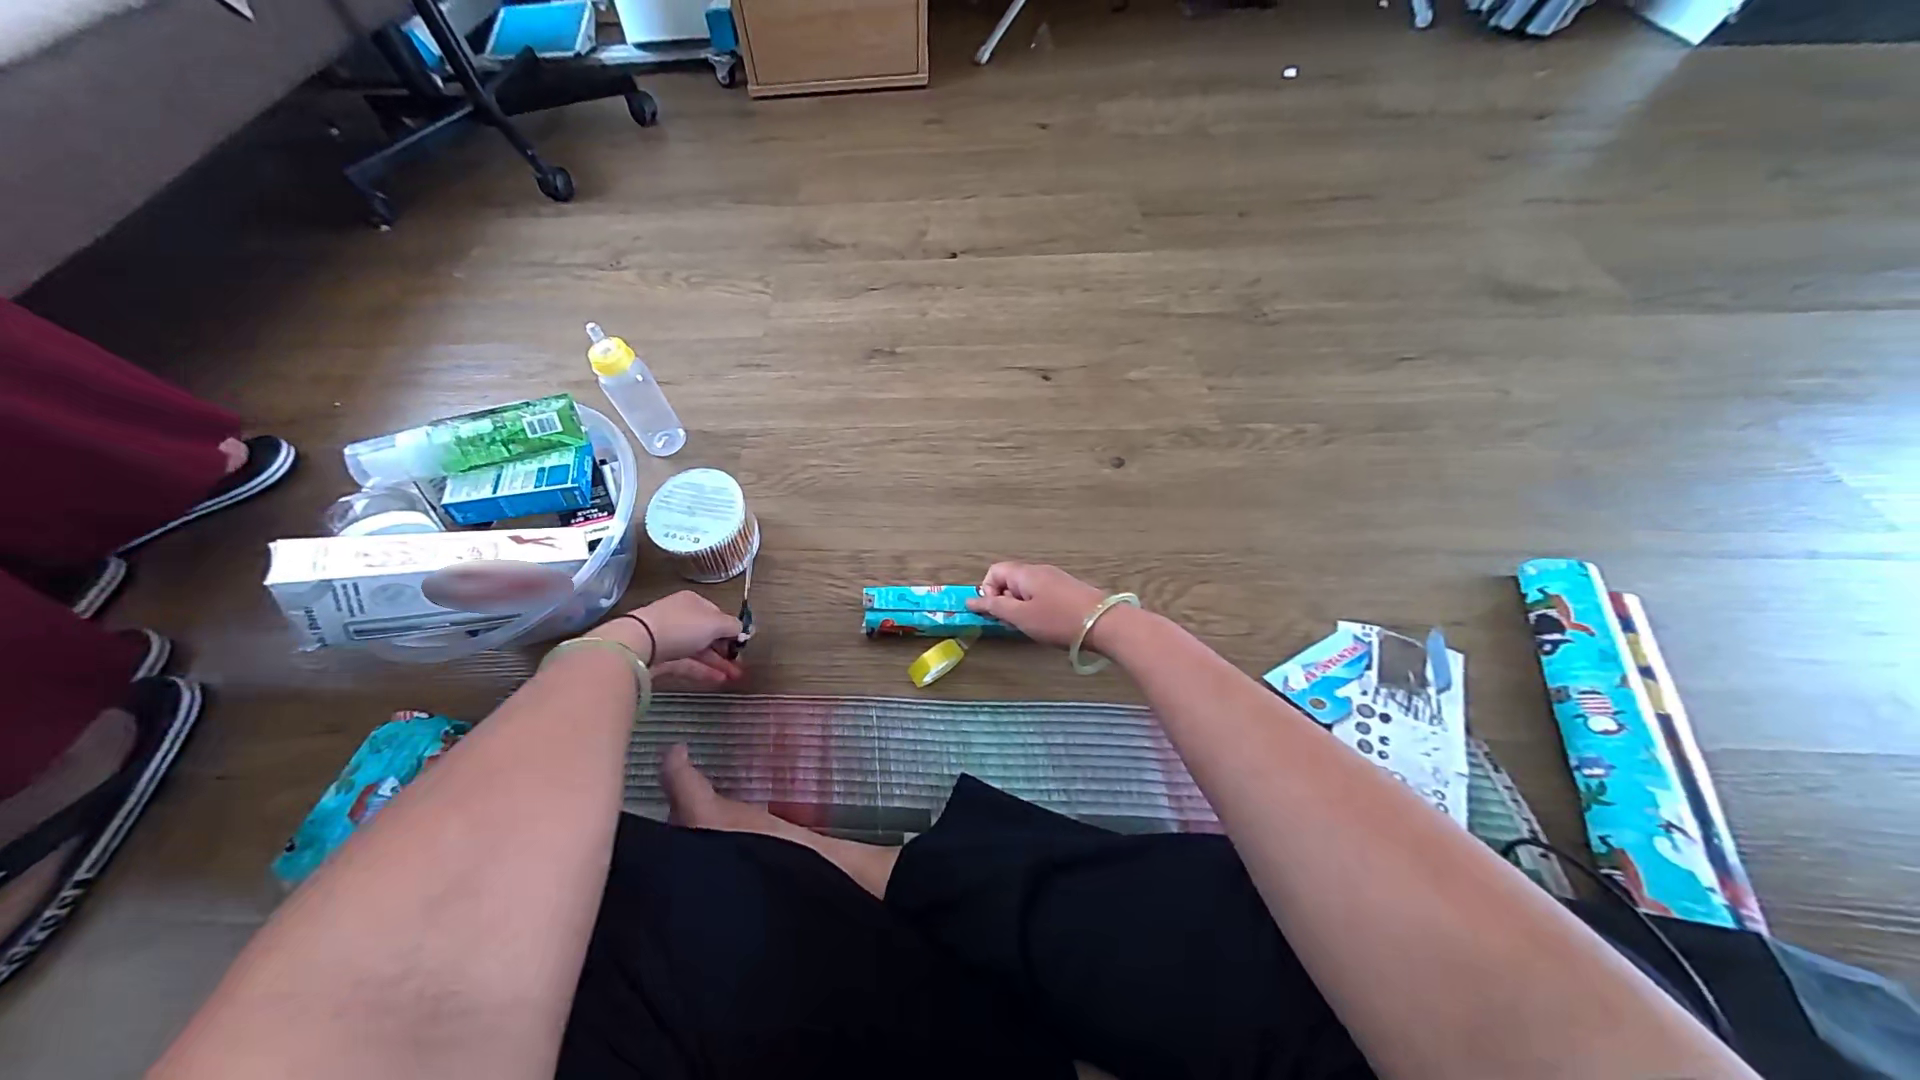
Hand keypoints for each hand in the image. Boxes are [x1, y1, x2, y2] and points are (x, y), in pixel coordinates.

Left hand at [595, 592, 743, 688]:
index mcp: (694, 602)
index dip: (731, 630)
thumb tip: (743, 629)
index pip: (717, 615)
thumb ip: (733, 626)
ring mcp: (669, 638)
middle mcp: (681, 618)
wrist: (638, 644)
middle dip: (726, 650)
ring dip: (718, 663)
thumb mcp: (716, 623)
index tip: (743, 644)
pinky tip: (718, 679)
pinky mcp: (660, 658)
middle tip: (740, 664)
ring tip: (734, 677)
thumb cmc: (681, 627)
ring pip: (698, 651)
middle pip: (708, 634)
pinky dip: (703, 671)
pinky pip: (686, 664)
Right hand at [965, 562, 1110, 647]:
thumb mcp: (1020, 616)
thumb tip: (971, 600)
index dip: (987, 591)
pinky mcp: (1068, 591)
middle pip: (1010, 580)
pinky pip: (1042, 595)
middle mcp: (1039, 571)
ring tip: (1031, 626)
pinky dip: (1036, 608)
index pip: (994, 571)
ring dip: (1020, 607)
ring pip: (1026, 590)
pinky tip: (1047, 625)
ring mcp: (1056, 579)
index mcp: (1025, 573)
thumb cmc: (1057, 620)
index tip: (995, 612)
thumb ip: (994, 607)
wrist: (1104, 624)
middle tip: (1013, 622)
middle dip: (1004, 601)